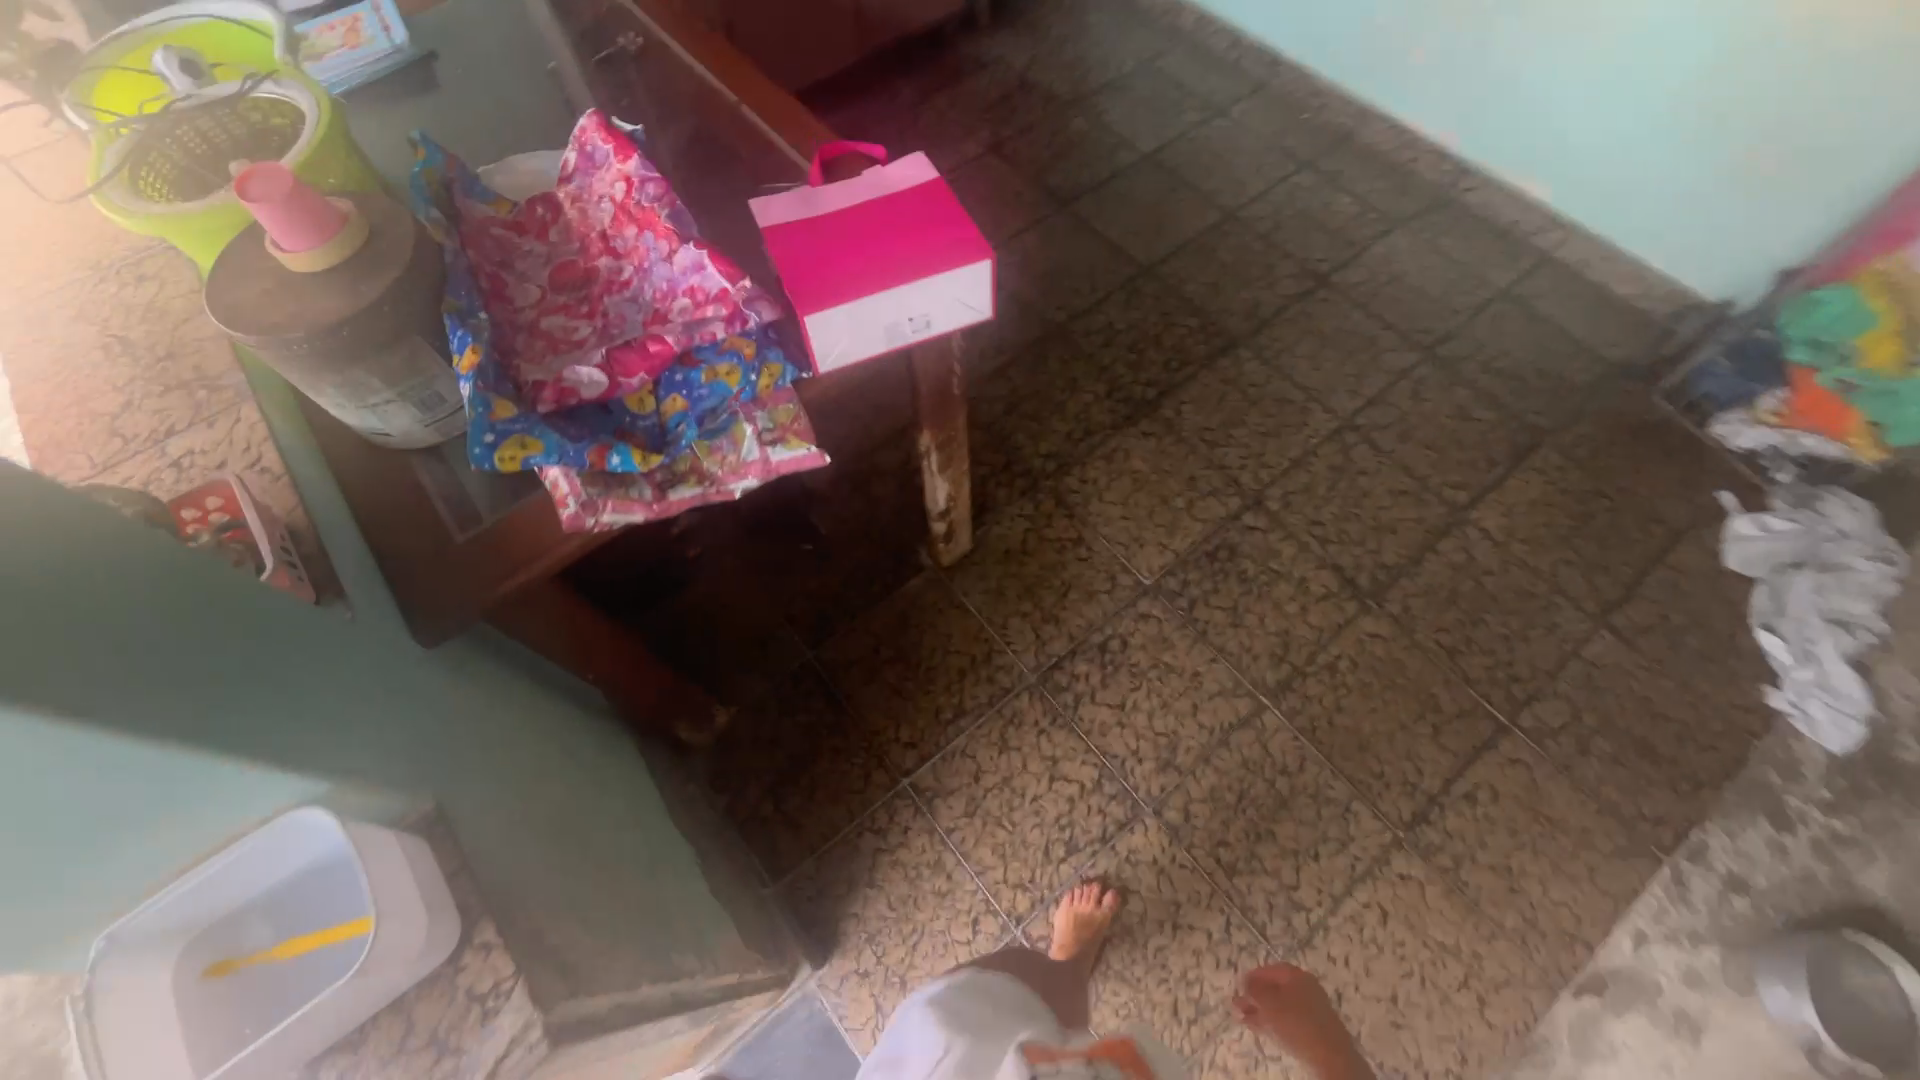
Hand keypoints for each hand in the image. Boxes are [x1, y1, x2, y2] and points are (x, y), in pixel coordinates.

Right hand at [1233, 964, 1374, 1079]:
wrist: (1329, 1055)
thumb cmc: (1296, 1021)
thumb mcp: (1268, 1001)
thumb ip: (1254, 988)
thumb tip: (1246, 982)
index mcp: (1297, 975)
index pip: (1270, 969)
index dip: (1253, 976)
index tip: (1239, 986)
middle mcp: (1305, 988)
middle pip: (1275, 988)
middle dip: (1255, 996)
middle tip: (1237, 1004)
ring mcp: (1311, 1009)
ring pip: (1280, 1006)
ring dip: (1260, 1010)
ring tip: (1242, 1018)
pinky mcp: (1312, 1028)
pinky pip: (1287, 1019)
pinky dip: (1271, 1021)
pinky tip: (1258, 1027)